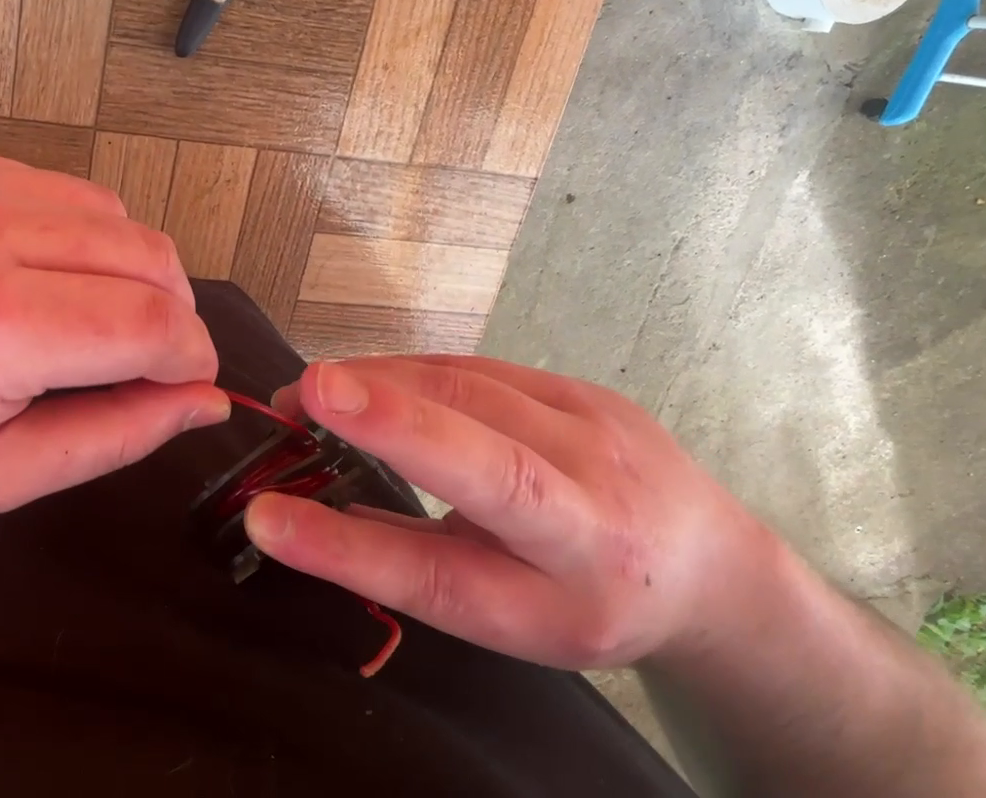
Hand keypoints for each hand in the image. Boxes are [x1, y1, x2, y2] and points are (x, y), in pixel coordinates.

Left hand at [0, 155, 227, 524]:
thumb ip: (119, 433)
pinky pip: (54, 187)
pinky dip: (76, 232)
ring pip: (109, 211)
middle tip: (147, 363)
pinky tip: (43, 277)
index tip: (190, 385)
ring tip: (93, 321)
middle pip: (146, 253)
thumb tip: (203, 400)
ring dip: (129, 269)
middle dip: (173, 314)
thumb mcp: (4, 474)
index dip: (192, 359)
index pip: (151, 323)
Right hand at [243, 357, 781, 669]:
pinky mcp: (580, 384)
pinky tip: (370, 385)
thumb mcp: (498, 617)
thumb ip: (399, 565)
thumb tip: (289, 520)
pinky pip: (473, 368)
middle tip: (295, 398)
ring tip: (315, 395)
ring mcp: (596, 424)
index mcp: (572, 574)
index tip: (280, 483)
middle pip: (476, 442)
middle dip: (383, 412)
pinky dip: (407, 374)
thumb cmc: (583, 605)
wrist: (705, 565)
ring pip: (466, 386)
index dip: (364, 511)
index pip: (457, 540)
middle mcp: (597, 494)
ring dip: (378, 383)